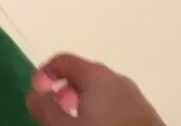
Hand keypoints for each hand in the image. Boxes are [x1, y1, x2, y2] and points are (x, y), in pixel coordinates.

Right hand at [26, 53, 165, 125]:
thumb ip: (46, 109)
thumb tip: (33, 95)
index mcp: (95, 74)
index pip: (62, 60)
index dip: (44, 73)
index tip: (36, 93)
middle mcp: (116, 78)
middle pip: (83, 75)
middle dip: (64, 90)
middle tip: (54, 110)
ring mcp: (135, 96)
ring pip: (102, 92)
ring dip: (84, 103)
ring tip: (76, 122)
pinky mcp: (148, 115)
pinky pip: (117, 104)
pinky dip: (103, 112)